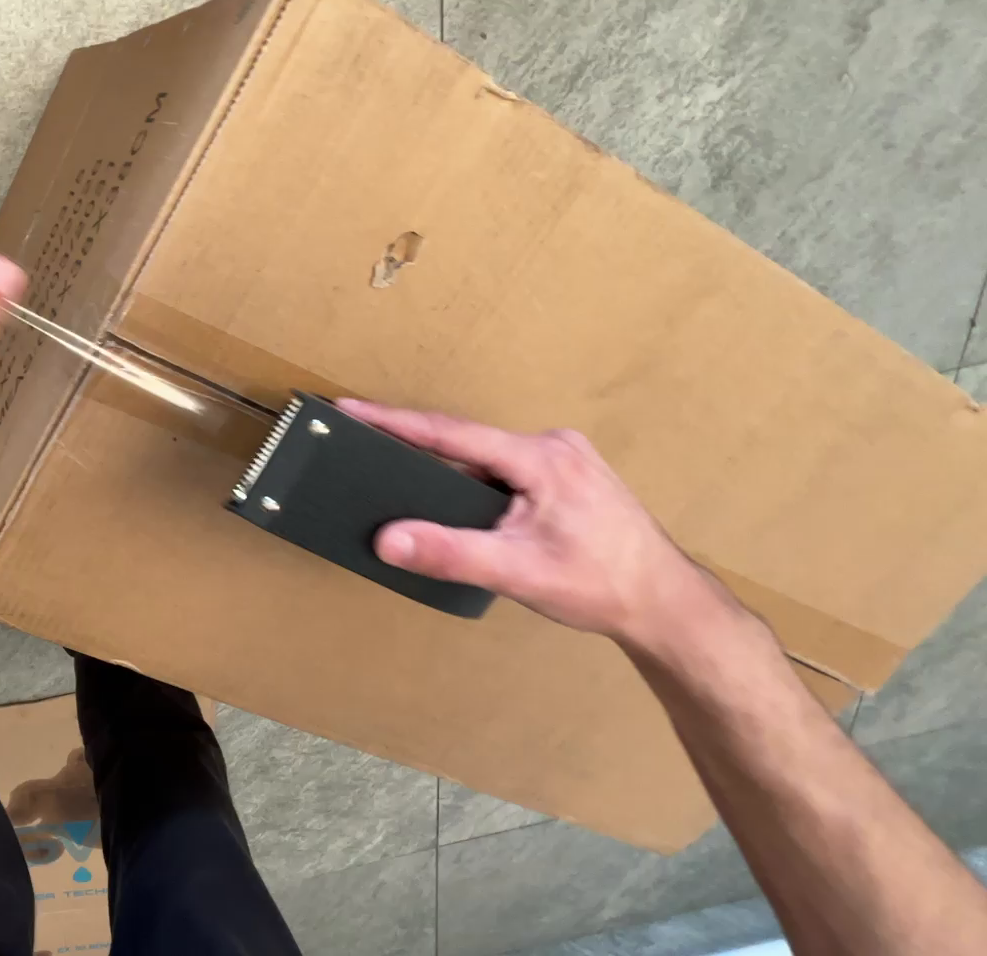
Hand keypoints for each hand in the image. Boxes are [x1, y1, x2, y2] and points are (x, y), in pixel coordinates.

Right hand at [335, 398, 740, 647]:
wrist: (668, 607)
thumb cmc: (601, 587)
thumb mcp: (519, 572)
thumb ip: (450, 553)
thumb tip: (385, 539)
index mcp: (542, 458)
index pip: (452, 433)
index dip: (395, 421)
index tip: (348, 408)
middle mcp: (552, 446)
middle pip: (463, 439)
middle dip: (410, 439)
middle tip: (359, 439)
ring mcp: (560, 458)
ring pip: (480, 454)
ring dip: (439, 461)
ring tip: (393, 468)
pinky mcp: (562, 475)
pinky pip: (497, 466)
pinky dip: (466, 477)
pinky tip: (447, 494)